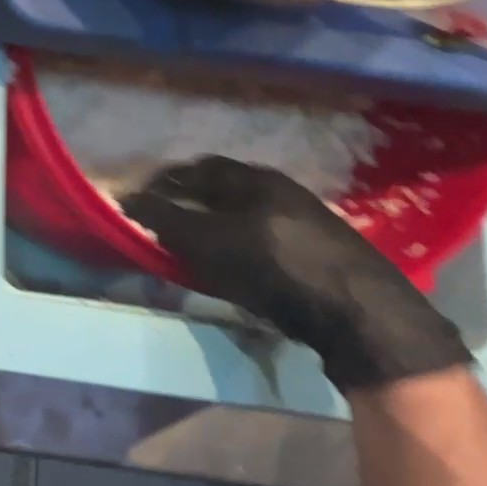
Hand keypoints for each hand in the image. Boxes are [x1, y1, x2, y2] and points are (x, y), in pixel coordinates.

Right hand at [122, 156, 469, 392]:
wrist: (362, 317)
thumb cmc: (272, 267)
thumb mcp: (204, 241)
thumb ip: (161, 217)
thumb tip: (124, 197)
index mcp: (257, 180)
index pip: (198, 168)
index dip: (166, 181)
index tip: (142, 198)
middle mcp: (285, 192)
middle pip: (224, 192)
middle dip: (190, 204)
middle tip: (163, 224)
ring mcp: (309, 223)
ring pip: (245, 217)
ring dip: (215, 227)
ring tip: (193, 248)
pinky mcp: (323, 253)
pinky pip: (266, 241)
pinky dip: (240, 247)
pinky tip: (232, 267)